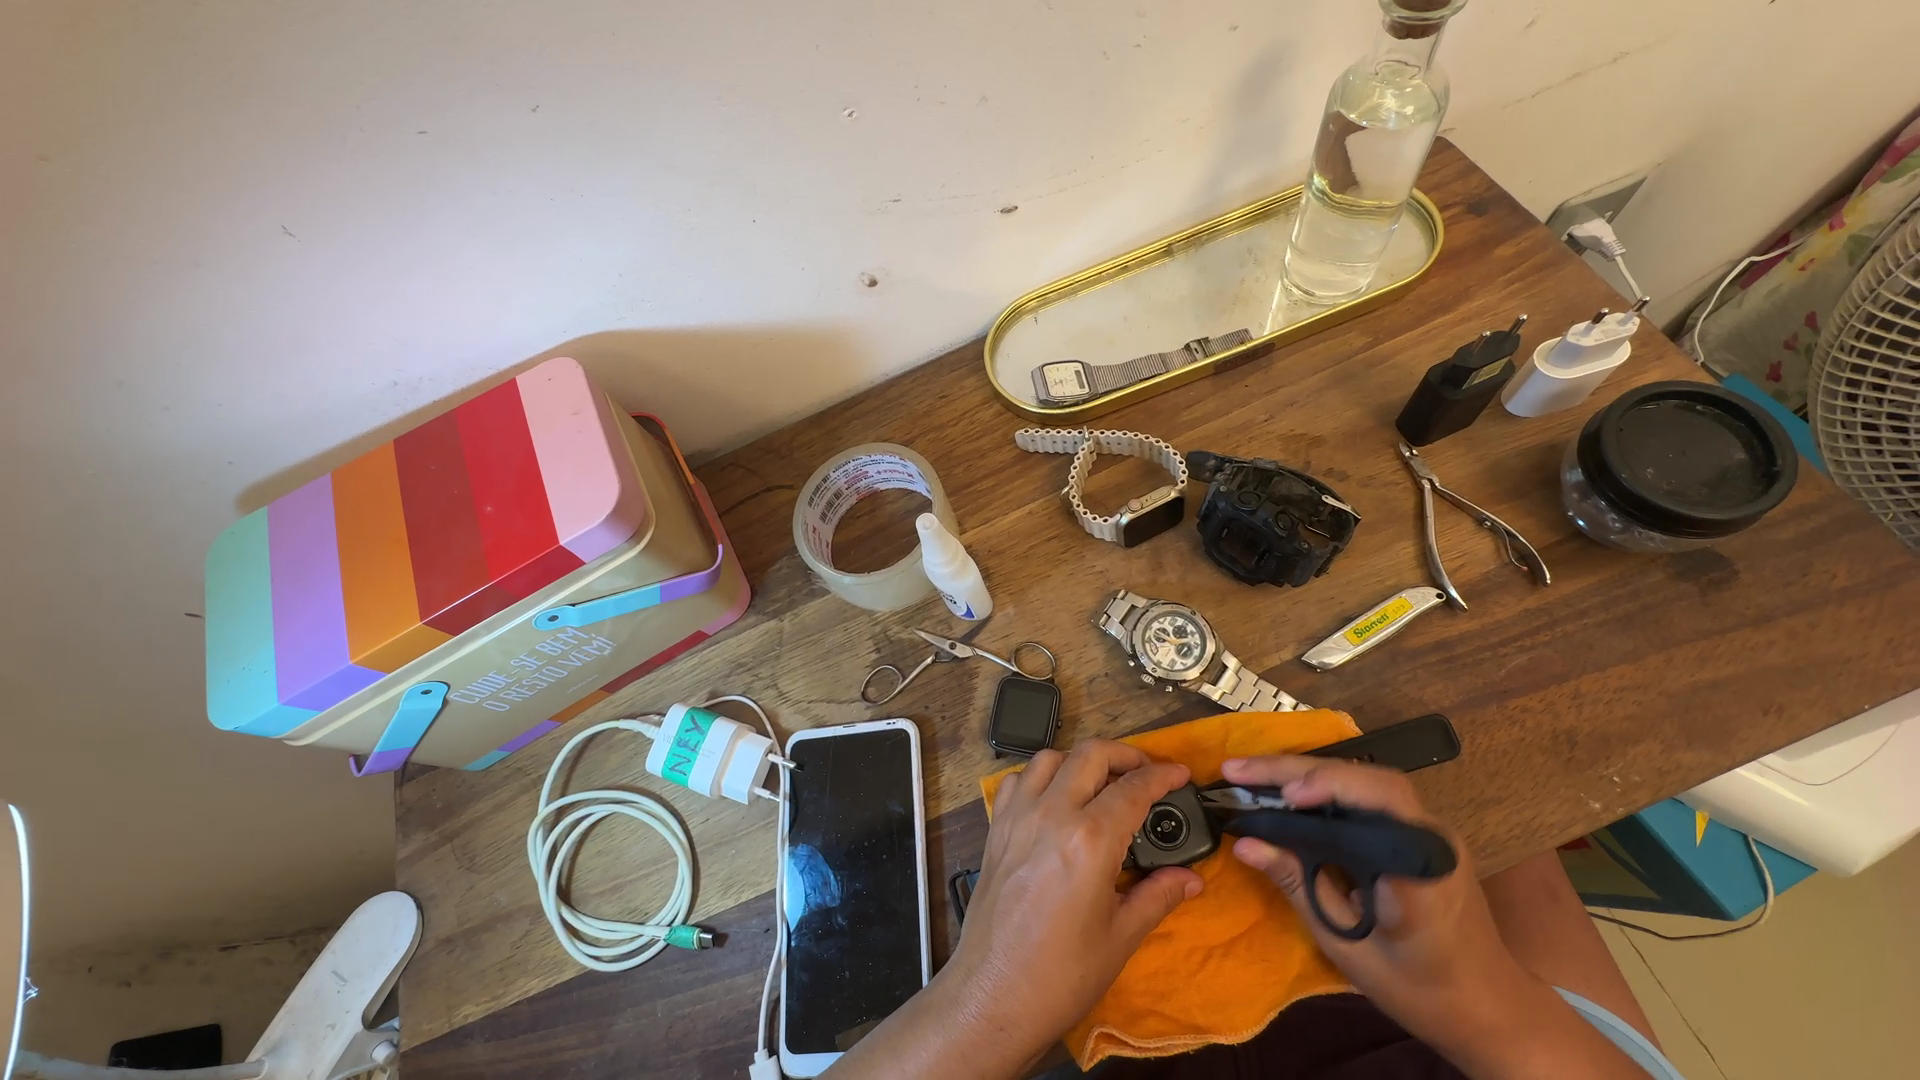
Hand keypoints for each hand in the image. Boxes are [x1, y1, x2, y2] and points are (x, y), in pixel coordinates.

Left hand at [826, 742, 1198, 1079]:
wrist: (994, 996)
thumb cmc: (1061, 975)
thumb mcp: (1121, 937)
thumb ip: (1158, 896)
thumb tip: (1190, 879)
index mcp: (1089, 839)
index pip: (1133, 787)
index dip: (1162, 775)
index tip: (1179, 774)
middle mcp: (1051, 814)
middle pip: (1091, 754)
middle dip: (1125, 754)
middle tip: (1147, 771)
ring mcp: (1017, 818)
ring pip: (1050, 758)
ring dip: (1081, 760)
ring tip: (1102, 781)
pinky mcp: (996, 831)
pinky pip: (1016, 782)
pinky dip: (1039, 777)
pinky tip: (1055, 798)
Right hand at [1223, 755, 1523, 1039]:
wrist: (1488, 1008)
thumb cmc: (1419, 988)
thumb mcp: (1349, 946)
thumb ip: (1300, 885)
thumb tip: (1246, 844)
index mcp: (1422, 867)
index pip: (1380, 801)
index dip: (1331, 786)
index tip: (1285, 797)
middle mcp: (1430, 835)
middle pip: (1363, 777)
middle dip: (1296, 769)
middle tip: (1236, 769)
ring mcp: (1427, 829)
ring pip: (1363, 777)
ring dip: (1305, 771)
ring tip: (1251, 774)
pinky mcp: (1416, 832)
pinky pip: (1366, 795)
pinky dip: (1321, 786)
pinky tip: (1286, 791)